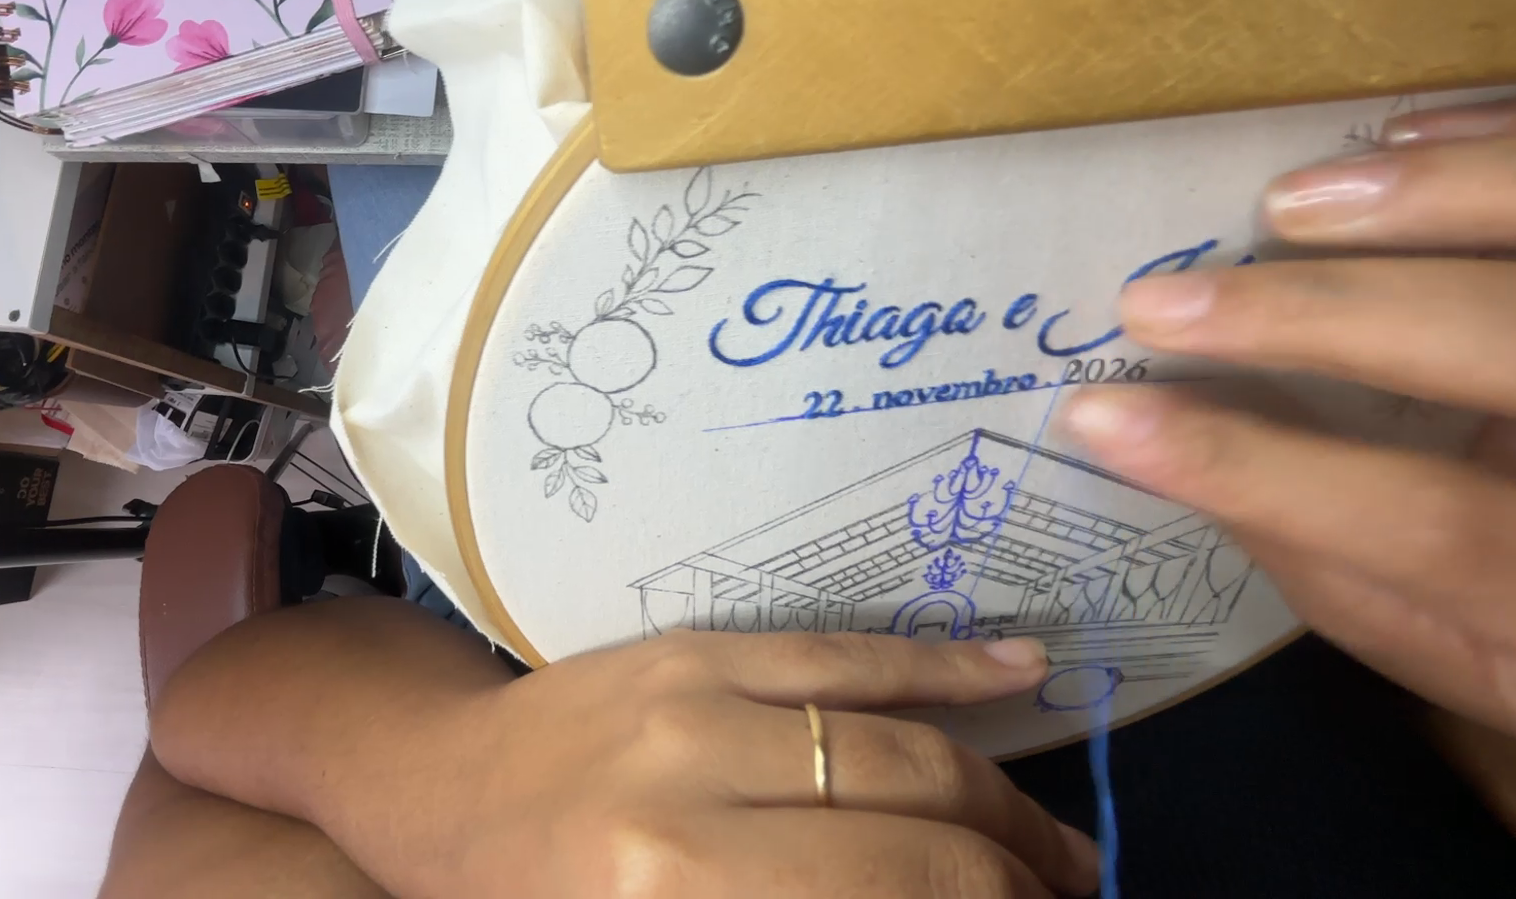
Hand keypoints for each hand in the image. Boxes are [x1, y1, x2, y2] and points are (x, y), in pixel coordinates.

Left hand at [372, 631, 1099, 898]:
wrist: (449, 780)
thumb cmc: (532, 895)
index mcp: (677, 890)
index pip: (890, 896)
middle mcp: (697, 788)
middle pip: (907, 820)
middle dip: (1011, 868)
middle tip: (1067, 894)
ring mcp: (697, 694)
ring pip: (888, 735)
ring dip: (993, 789)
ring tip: (1055, 841)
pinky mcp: (694, 642)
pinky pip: (834, 652)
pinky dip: (934, 666)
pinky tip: (1018, 669)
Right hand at [1058, 93, 1515, 747]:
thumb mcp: (1449, 644)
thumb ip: (1322, 557)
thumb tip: (1157, 446)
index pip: (1436, 530)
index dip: (1255, 469)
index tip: (1097, 417)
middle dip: (1326, 315)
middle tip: (1161, 300)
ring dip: (1444, 196)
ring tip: (1289, 198)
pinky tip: (1417, 132)